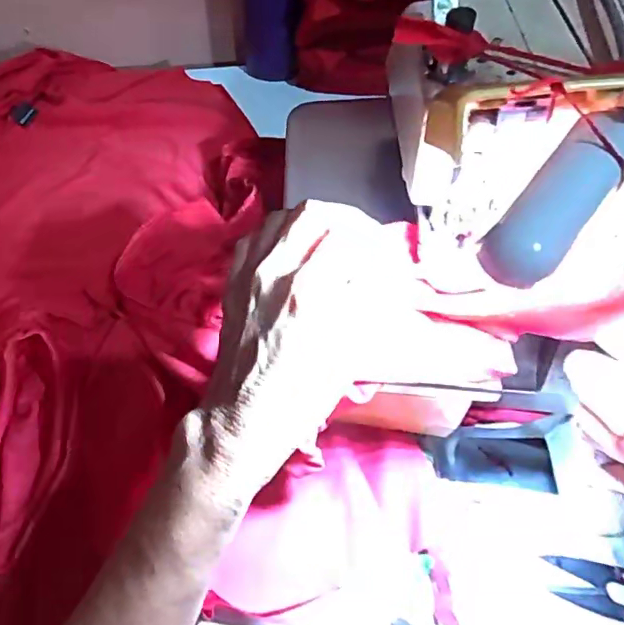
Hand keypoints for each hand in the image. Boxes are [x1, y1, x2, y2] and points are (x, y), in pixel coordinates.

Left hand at [194, 200, 512, 506]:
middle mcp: (273, 271)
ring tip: (334, 240)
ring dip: (314, 221)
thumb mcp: (351, 350)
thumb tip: (382, 273)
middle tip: (366, 240)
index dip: (378, 246)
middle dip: (348, 220)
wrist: (245, 412)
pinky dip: (281, 233)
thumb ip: (366, 301)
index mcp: (307, 293)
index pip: (349, 239)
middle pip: (313, 213)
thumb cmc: (302, 395)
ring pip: (282, 217)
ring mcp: (248, 271)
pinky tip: (296, 251)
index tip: (390, 261)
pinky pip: (257, 235)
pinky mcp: (232, 277)